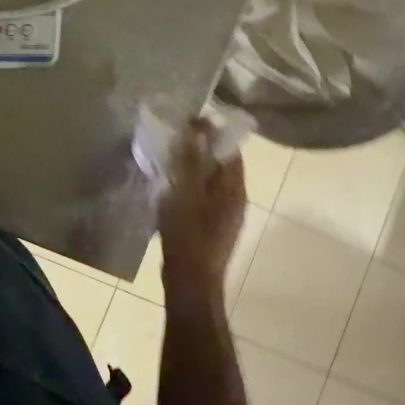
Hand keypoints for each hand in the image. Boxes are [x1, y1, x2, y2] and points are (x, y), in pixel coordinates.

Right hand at [157, 120, 246, 301]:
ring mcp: (226, 217)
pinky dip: (189, 187)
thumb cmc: (188, 235)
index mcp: (234, 189)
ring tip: (168, 161)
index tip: (188, 121)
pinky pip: (203, 198)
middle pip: (221, 165)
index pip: (230, 149)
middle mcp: (236, 201)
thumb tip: (199, 128)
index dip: (211, 132)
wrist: (190, 283)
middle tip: (174, 139)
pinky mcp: (212, 229)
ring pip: (211, 182)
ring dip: (193, 169)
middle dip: (200, 149)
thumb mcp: (186, 192)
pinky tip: (169, 189)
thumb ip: (192, 159)